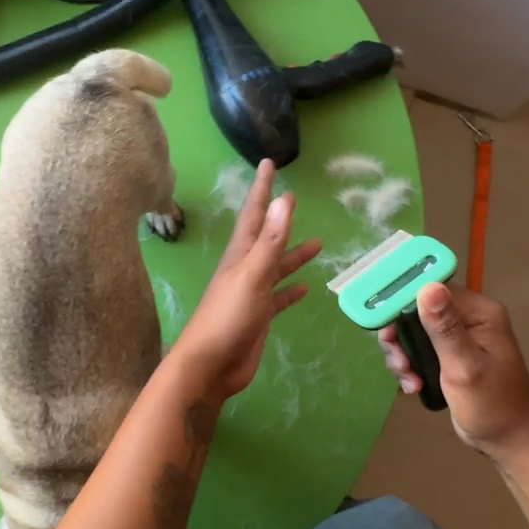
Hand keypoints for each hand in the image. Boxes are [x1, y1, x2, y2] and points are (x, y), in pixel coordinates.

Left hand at [170, 160, 321, 402]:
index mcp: (240, 255)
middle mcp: (244, 269)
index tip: (268, 163)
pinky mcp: (258, 317)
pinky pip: (278, 298)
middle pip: (264, 236)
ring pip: (276, 267)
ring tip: (318, 242)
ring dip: (293, 254)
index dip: (261, 188)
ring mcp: (251, 294)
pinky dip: (291, 290)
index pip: (253, 214)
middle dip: (277, 217)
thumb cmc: (227, 318)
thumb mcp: (252, 275)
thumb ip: (270, 241)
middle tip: (293, 195)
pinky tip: (305, 289)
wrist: (210, 366)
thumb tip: (285, 200)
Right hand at [378, 283, 528, 460]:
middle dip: (400, 336)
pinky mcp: (447, 355)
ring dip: (403, 355)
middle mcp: (467, 318)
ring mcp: (457, 337)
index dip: (403, 302)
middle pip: (416, 310)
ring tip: (408, 378)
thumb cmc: (493, 405)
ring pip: (412, 332)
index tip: (386, 325)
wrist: (508, 442)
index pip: (432, 289)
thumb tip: (427, 287)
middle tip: (398, 361)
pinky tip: (414, 385)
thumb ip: (444, 328)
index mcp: (479, 312)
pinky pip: (417, 349)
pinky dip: (410, 366)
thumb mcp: (465, 366)